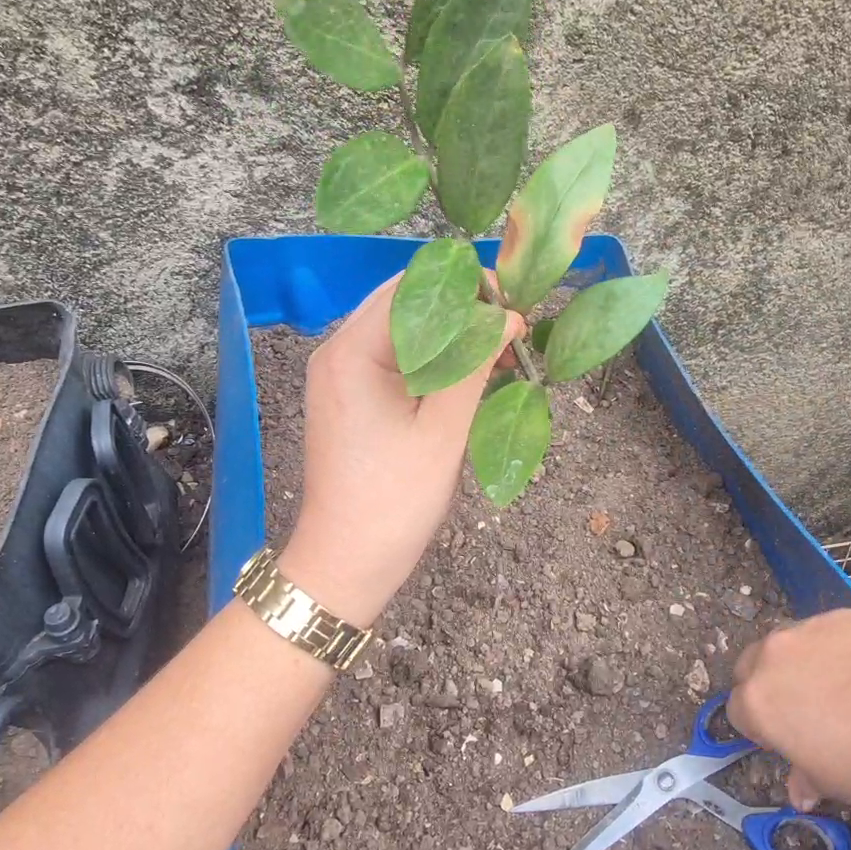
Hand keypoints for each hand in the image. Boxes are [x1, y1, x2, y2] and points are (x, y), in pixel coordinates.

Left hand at [278, 274, 522, 626]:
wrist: (345, 562)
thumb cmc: (394, 500)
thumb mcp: (444, 430)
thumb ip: (474, 364)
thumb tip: (508, 317)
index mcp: (352, 351)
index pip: (412, 288)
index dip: (467, 287)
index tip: (513, 302)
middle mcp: (337, 352)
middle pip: (405, 304)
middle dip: (462, 309)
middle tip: (512, 327)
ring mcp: (339, 375)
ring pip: (402, 332)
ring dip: (450, 336)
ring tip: (500, 352)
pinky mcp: (348, 398)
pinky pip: (394, 360)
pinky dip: (432, 360)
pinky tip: (469, 375)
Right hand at [727, 610, 850, 810]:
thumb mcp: (839, 785)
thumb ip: (808, 778)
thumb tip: (801, 788)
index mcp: (758, 702)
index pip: (739, 712)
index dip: (761, 731)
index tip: (790, 743)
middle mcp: (772, 657)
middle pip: (752, 667)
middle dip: (769, 687)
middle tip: (809, 713)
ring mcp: (809, 629)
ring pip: (789, 645)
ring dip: (801, 664)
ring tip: (846, 690)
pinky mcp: (845, 614)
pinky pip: (828, 632)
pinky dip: (839, 649)